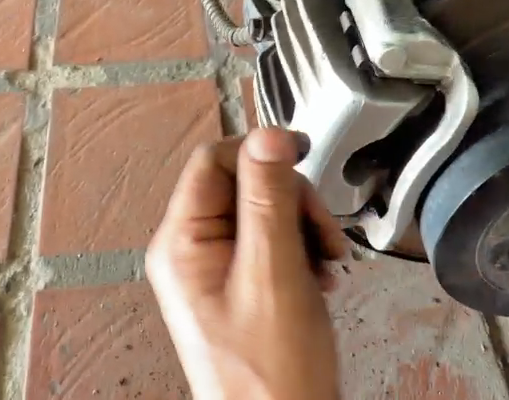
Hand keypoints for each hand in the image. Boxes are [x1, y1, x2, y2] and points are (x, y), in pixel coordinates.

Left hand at [148, 128, 347, 399]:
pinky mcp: (241, 283)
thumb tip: (269, 134)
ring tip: (326, 259)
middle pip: (243, 183)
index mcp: (182, 242)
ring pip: (263, 209)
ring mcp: (215, 267)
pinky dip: (302, 247)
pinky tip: (320, 272)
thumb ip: (270, 199)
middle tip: (321, 230)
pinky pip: (271, 239)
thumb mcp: (273, 274)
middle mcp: (192, 249)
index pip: (213, 160)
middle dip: (290, 199)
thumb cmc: (271, 377)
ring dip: (302, 224)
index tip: (301, 154)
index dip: (259, 151)